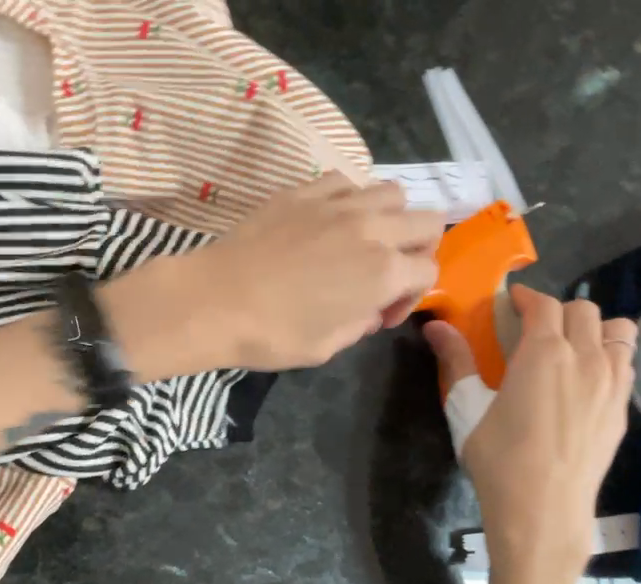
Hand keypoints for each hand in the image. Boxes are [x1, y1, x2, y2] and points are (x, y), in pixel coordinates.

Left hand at [104, 172, 443, 380]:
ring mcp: (337, 202)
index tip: (382, 314)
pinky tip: (329, 221)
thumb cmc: (269, 335)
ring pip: (392, 193)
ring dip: (389, 218)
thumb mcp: (325, 347)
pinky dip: (350, 198)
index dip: (411, 297)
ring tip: (360, 242)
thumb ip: (359, 325)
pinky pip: (346, 180)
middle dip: (416, 250)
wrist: (213, 301)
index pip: (428, 271)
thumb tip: (369, 311)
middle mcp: (371, 228)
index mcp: (383, 272)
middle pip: (426, 222)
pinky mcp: (304, 190)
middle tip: (386, 273)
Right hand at [424, 285, 637, 583]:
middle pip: (583, 311)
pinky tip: (588, 378)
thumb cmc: (497, 460)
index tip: (512, 302)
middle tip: (534, 328)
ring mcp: (612, 381)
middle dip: (557, 311)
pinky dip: (609, 356)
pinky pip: (625, 363)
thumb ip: (457, 363)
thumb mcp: (466, 410)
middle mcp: (586, 357)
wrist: (543, 508)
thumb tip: (436, 327)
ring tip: (572, 347)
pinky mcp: (623, 406)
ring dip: (593, 328)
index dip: (527, 298)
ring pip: (617, 330)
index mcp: (543, 352)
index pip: (543, 305)